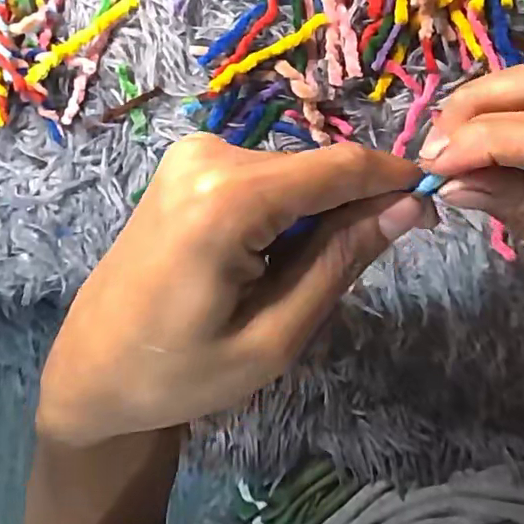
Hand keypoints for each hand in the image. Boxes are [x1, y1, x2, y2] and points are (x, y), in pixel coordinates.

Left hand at [36, 134, 429, 446]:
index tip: (433, 201)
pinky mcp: (188, 160)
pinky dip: (284, 206)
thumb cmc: (179, 372)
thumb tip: (408, 206)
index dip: (392, 178)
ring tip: (294, 274)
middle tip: (366, 261)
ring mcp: (193, 151)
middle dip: (353, 204)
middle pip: (314, 168)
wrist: (90, 366)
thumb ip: (342, 259)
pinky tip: (265, 253)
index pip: (338, 167)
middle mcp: (209, 154)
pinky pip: (262, 173)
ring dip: (315, 211)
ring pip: (291, 171)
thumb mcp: (274, 335)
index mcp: (227, 199)